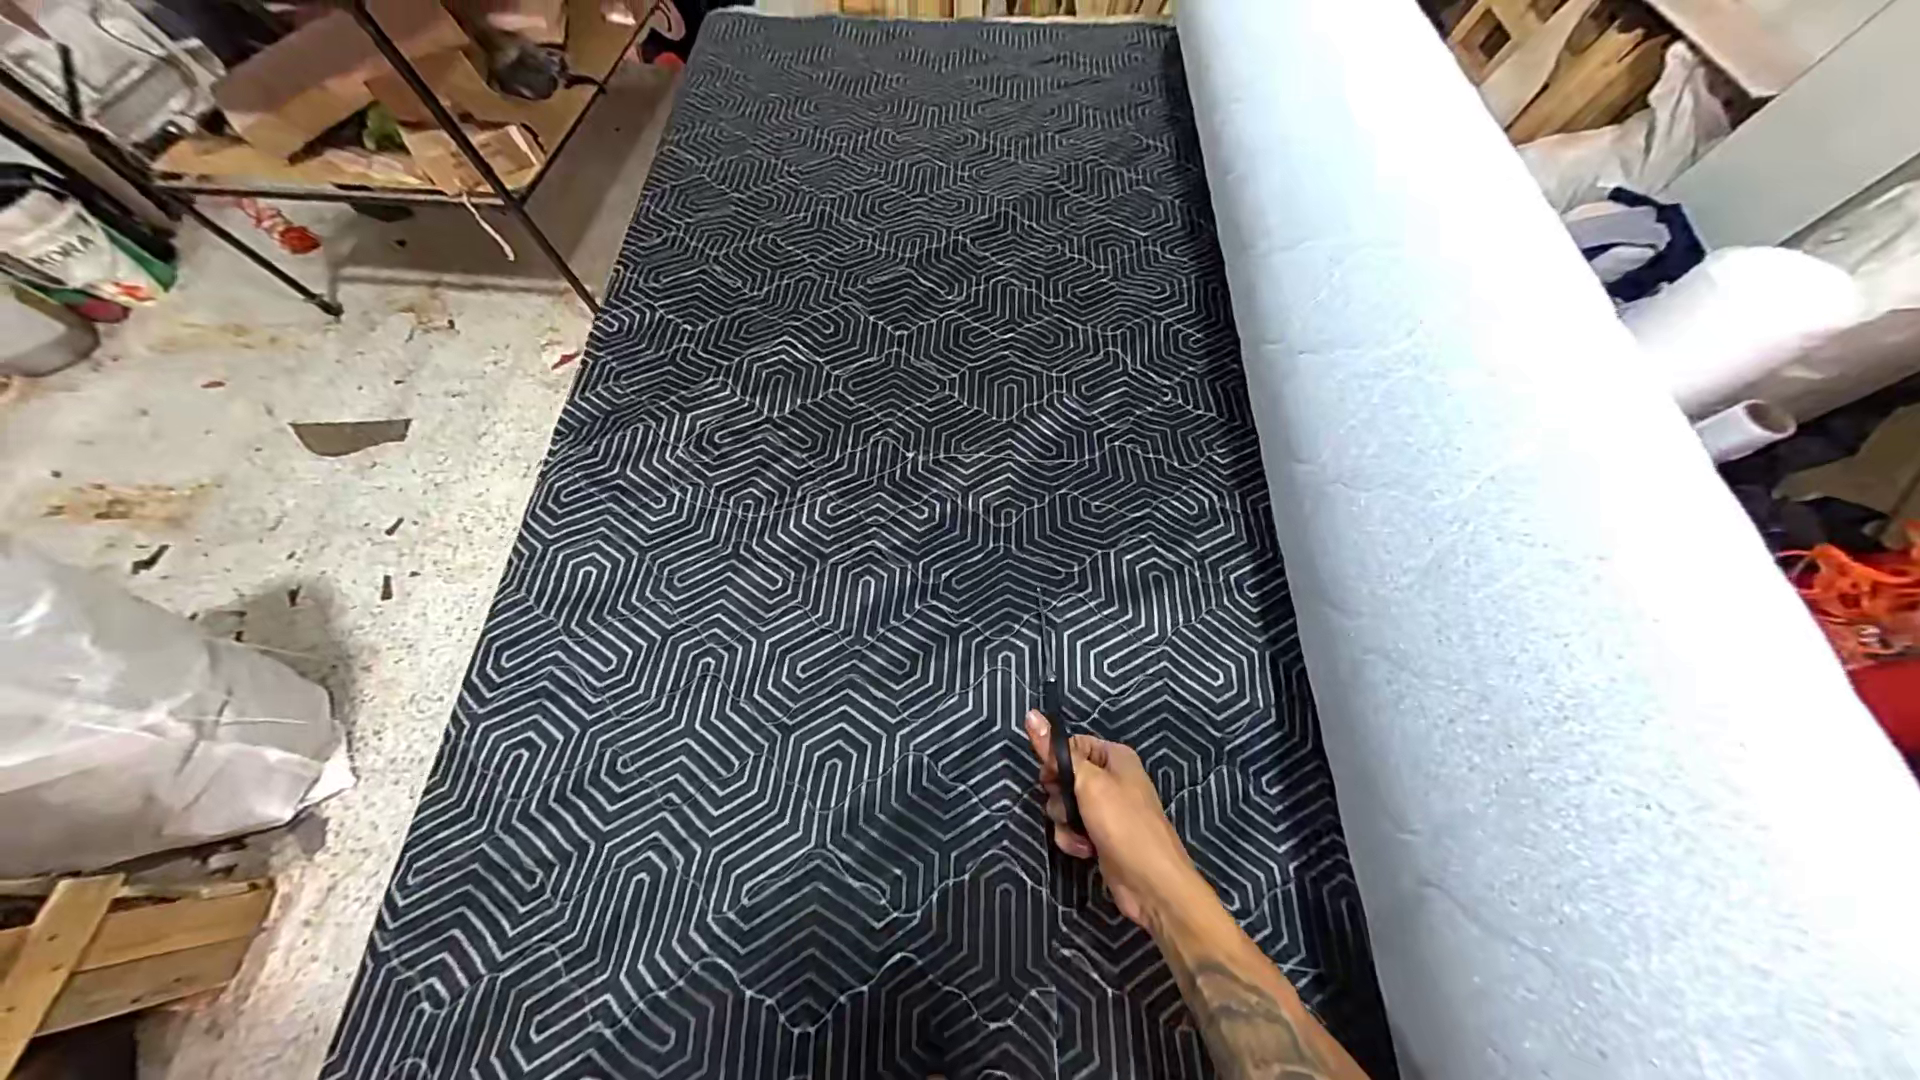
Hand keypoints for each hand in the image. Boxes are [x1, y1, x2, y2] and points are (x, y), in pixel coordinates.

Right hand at [1024, 709, 1216, 934]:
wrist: (1153, 884)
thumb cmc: (1123, 824)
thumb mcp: (1088, 782)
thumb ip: (1057, 752)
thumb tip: (1031, 714)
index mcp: (1114, 757)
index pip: (1071, 745)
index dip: (1056, 762)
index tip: (1049, 779)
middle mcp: (1111, 779)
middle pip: (1065, 776)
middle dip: (1059, 796)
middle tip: (1068, 807)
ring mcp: (1107, 809)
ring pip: (1065, 805)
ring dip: (1065, 821)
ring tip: (1079, 833)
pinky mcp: (1101, 835)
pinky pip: (1073, 828)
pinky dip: (1073, 839)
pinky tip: (1084, 850)